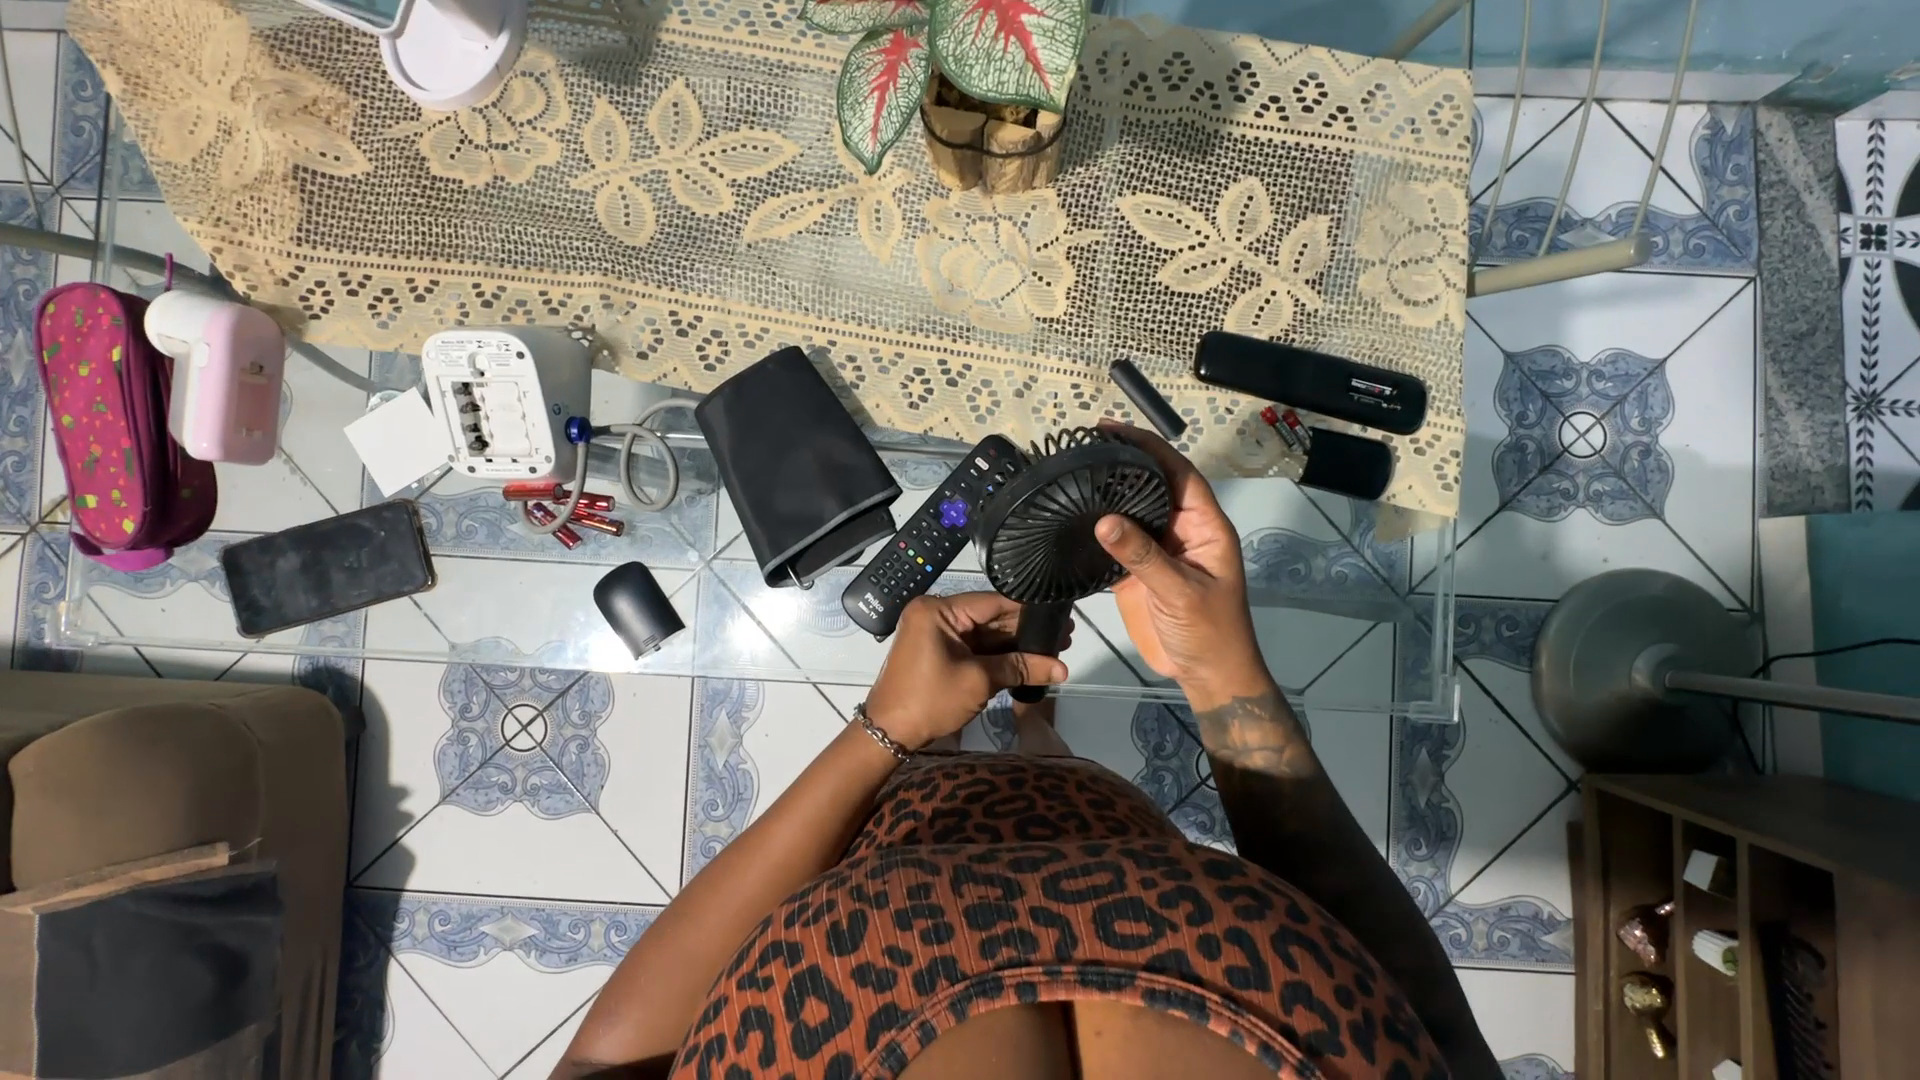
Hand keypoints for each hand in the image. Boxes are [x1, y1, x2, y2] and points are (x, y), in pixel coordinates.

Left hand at [864, 592, 1068, 748]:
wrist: (889, 733)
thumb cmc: (930, 700)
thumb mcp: (979, 681)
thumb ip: (1021, 667)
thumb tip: (1061, 669)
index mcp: (937, 610)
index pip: (991, 601)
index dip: (1027, 610)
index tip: (1058, 615)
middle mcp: (935, 614)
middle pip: (989, 616)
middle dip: (1024, 629)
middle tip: (1062, 635)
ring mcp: (935, 633)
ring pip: (983, 633)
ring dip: (1013, 644)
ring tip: (1053, 648)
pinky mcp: (938, 651)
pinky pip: (973, 646)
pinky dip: (996, 654)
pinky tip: (1027, 659)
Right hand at [1094, 422, 1268, 700]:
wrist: (1206, 675)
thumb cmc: (1211, 631)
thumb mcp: (1181, 591)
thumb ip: (1143, 556)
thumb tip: (1104, 520)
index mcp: (1203, 526)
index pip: (1178, 474)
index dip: (1150, 448)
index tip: (1114, 430)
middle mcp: (1179, 531)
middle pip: (1151, 488)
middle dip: (1122, 465)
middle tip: (1082, 447)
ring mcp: (1156, 552)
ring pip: (1130, 515)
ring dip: (1106, 497)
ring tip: (1070, 475)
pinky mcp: (1137, 575)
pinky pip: (1115, 547)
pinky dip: (1095, 534)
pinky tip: (1070, 521)